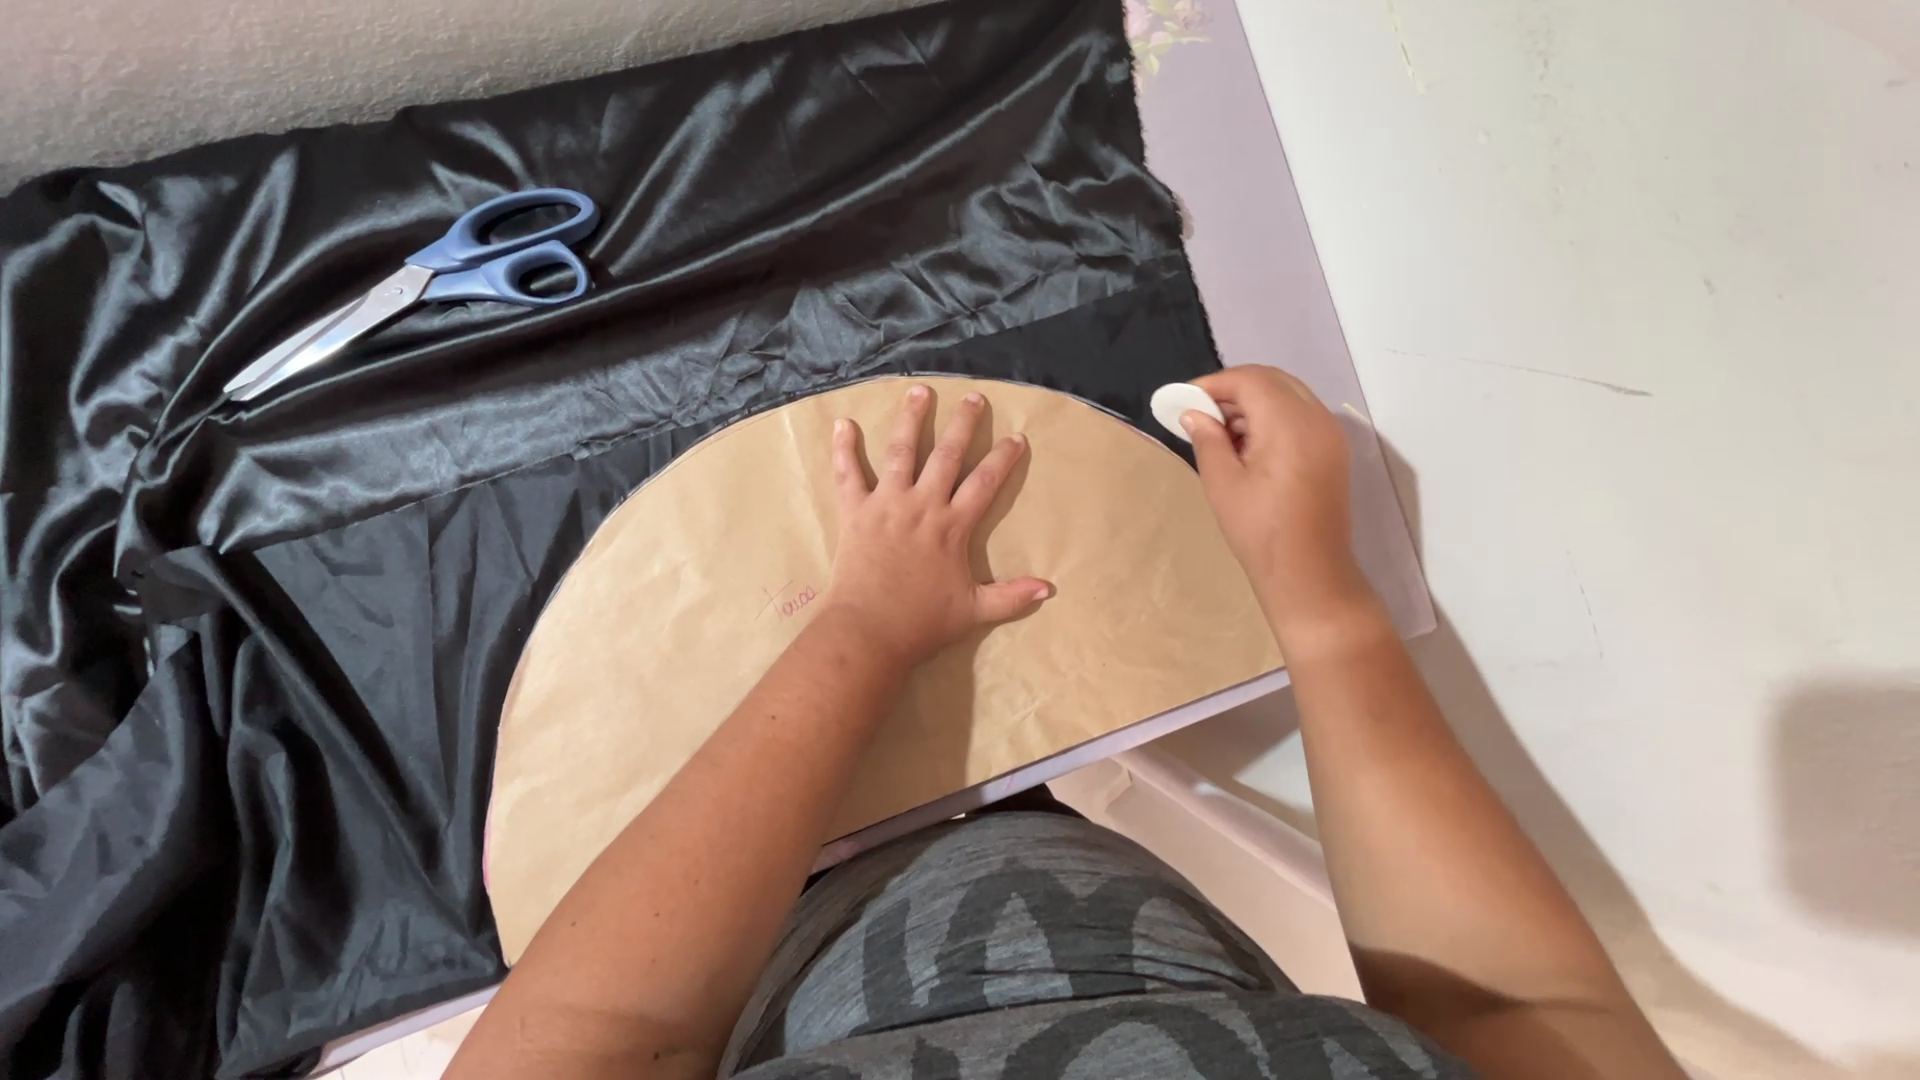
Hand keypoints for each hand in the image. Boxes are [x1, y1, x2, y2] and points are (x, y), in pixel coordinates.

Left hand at [820, 385, 1052, 668]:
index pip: (985, 483)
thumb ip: (1012, 597)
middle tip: (974, 398)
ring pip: (900, 452)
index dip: (1003, 459)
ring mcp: (887, 504)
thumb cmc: (921, 622)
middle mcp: (922, 505)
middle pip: (947, 455)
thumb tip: (1050, 588)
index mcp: (952, 526)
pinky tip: (844, 424)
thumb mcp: (974, 611)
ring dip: (911, 420)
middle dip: (963, 424)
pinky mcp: (855, 511)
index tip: (1016, 437)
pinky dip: (844, 449)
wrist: (868, 630)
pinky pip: (847, 474)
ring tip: (920, 391)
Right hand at [1182, 366, 1375, 641]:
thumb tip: (1194, 414)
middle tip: (1198, 412)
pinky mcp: (1333, 451)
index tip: (1182, 399)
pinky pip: (1300, 416)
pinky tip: (1247, 445)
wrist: (1310, 573)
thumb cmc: (1260, 532)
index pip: (1250, 380)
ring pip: (1288, 396)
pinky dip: (1271, 418)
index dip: (1213, 384)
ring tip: (1219, 432)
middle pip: (1272, 380)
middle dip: (1232, 389)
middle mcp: (1317, 419)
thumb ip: (1208, 440)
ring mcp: (1330, 434)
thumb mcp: (1223, 484)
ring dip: (1252, 403)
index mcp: (1290, 425)